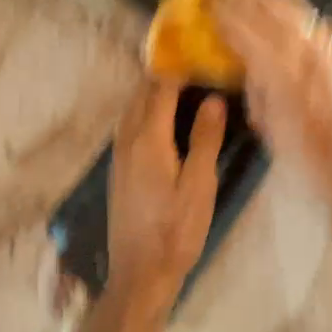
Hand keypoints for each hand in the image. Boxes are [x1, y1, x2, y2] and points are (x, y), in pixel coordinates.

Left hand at [108, 78, 225, 308]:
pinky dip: (144, 113)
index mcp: (148, 139)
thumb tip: (212, 99)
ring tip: (179, 88)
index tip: (200, 55)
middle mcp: (127, 140)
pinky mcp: (118, 172)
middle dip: (163, 76)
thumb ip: (205, 139)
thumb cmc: (175, 231)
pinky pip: (128, 127)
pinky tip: (161, 122)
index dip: (179, 69)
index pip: (160, 89)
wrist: (139, 275)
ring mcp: (119, 157)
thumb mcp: (199, 186)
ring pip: (131, 110)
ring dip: (150, 94)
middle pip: (141, 95)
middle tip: (192, 66)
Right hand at [218, 0, 331, 224]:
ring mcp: (329, 57)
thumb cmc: (309, 163)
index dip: (228, 17)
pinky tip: (286, 2)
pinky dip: (295, 9)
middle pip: (271, 15)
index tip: (208, 1)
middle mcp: (308, 58)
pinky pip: (313, 26)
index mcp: (285, 77)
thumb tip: (246, 66)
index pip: (249, 36)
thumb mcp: (273, 131)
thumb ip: (259, 92)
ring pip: (295, 14)